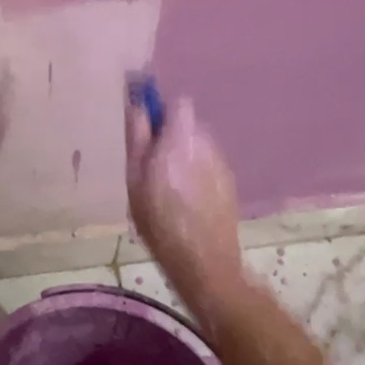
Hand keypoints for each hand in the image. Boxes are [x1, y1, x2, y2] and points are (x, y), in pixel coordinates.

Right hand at [125, 90, 243, 305]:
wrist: (203, 262)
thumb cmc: (159, 219)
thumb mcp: (135, 177)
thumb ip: (137, 135)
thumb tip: (136, 102)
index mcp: (182, 137)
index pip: (178, 102)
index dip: (160, 109)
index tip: (144, 126)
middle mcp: (207, 144)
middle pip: (187, 125)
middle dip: (169, 135)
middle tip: (149, 164)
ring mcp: (222, 165)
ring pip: (197, 147)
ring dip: (182, 155)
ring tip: (166, 187)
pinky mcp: (229, 185)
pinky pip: (207, 167)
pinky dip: (196, 174)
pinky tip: (185, 202)